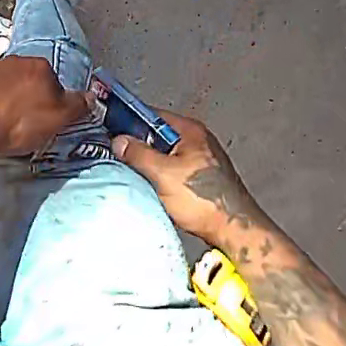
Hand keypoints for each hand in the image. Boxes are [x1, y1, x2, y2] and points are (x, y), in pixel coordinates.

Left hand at [0, 55, 90, 156]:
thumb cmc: (15, 121)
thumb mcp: (57, 119)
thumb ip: (77, 106)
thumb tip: (91, 96)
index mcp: (41, 65)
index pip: (58, 85)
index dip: (56, 107)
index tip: (49, 124)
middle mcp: (18, 61)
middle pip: (34, 84)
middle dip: (34, 103)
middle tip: (29, 128)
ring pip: (12, 89)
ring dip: (13, 105)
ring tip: (8, 129)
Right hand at [112, 111, 271, 248]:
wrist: (234, 230)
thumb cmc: (204, 200)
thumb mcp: (162, 174)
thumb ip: (138, 154)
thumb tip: (120, 141)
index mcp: (190, 131)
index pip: (153, 115)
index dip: (131, 120)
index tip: (111, 129)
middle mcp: (198, 141)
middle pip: (158, 135)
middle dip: (139, 145)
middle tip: (119, 156)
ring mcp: (201, 160)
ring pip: (165, 155)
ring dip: (149, 164)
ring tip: (134, 174)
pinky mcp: (201, 179)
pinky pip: (173, 170)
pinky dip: (160, 176)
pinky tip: (152, 188)